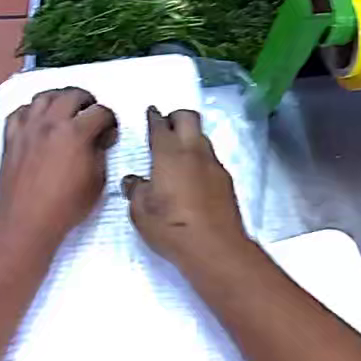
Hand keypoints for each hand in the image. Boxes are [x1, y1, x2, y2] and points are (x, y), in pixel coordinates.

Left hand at [0, 89, 116, 247]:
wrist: (26, 224)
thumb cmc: (66, 207)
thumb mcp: (96, 181)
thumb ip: (101, 153)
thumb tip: (101, 138)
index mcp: (75, 133)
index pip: (100, 112)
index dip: (110, 120)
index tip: (110, 130)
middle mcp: (50, 124)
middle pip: (72, 94)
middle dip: (87, 100)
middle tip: (91, 112)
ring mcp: (27, 129)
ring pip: (44, 97)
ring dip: (59, 99)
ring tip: (66, 110)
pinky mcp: (10, 138)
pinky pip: (19, 112)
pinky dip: (31, 111)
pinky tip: (38, 120)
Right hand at [124, 108, 247, 269]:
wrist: (214, 246)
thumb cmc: (171, 227)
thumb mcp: (141, 211)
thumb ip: (136, 190)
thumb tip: (134, 181)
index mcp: (169, 153)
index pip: (160, 125)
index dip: (154, 117)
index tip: (151, 113)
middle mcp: (194, 152)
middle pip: (189, 118)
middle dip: (176, 117)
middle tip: (166, 126)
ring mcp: (213, 165)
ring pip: (202, 138)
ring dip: (190, 139)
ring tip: (178, 155)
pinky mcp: (226, 181)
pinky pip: (211, 160)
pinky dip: (201, 161)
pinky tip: (193, 178)